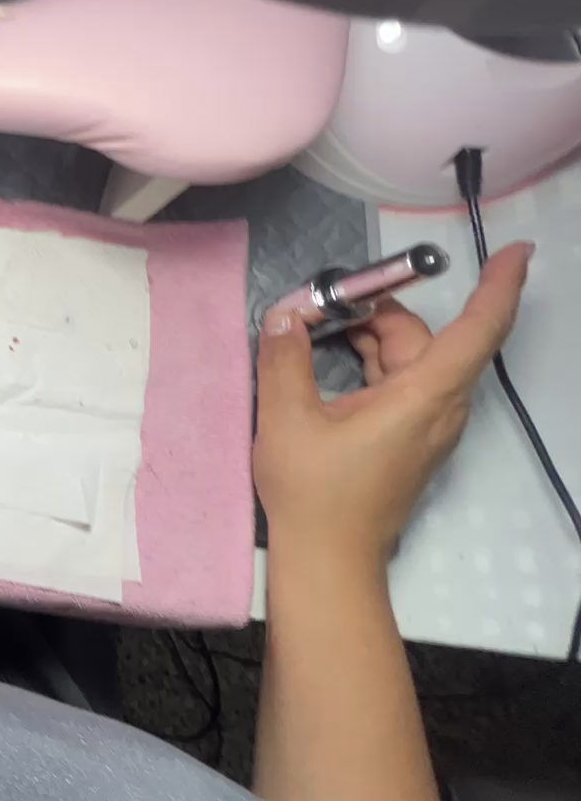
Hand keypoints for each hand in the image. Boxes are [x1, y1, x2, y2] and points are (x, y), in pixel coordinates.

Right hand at [254, 242, 532, 565]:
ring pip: (411, 364)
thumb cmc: (313, 485)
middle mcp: (439, 407)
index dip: (499, 287)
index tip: (517, 252)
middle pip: (427, 342)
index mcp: (423, 396)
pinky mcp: (406, 439)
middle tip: (329, 300)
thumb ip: (284, 363)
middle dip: (382, 313)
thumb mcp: (284, 418)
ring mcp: (425, 425)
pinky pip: (399, 386)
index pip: (476, 330)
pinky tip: (327, 364)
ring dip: (371, 340)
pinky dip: (370, 364)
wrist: (328, 548)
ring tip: (317, 329)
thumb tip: (283, 317)